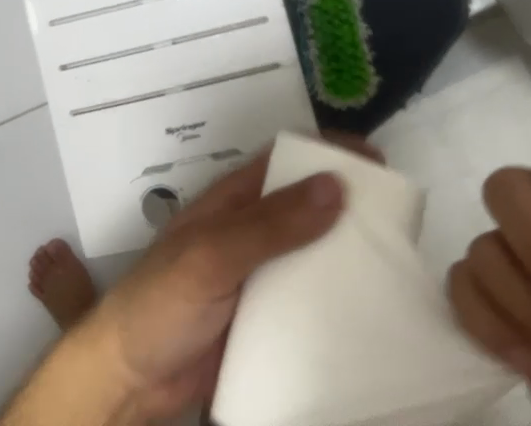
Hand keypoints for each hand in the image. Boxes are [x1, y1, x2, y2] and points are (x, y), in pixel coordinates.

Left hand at [1, 134, 377, 424]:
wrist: (130, 377)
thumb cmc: (159, 303)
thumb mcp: (211, 256)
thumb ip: (269, 225)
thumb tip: (335, 185)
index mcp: (230, 202)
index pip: (283, 160)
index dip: (327, 152)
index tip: (377, 162)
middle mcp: (247, 231)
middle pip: (305, 204)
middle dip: (349, 203)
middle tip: (401, 219)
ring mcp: (256, 275)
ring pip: (312, 251)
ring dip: (348, 251)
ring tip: (399, 262)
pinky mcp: (264, 317)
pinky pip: (308, 299)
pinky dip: (338, 298)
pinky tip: (372, 310)